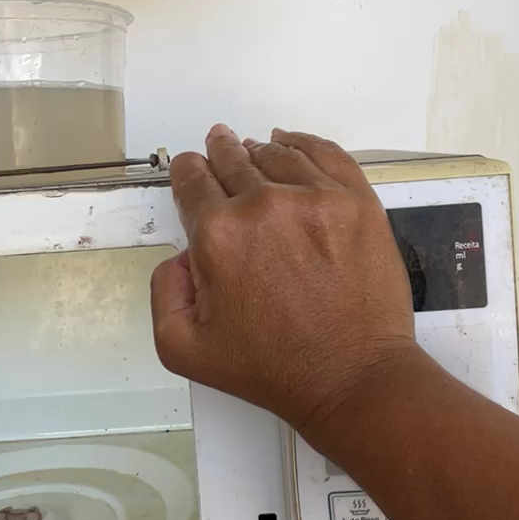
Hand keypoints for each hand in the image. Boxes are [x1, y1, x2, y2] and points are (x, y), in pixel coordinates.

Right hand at [149, 125, 424, 436]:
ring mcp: (315, 197)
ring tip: (254, 152)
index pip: (193, 181)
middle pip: (232, 159)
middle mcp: (263, 205)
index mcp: (218, 235)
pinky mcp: (355, 201)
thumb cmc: (273, 367)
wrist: (351, 377)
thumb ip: (163, 292)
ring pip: (276, 154)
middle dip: (220, 153)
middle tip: (218, 144)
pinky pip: (324, 153)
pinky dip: (302, 143)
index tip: (191, 172)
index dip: (188, 173)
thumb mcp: (182, 347)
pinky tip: (291, 143)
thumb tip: (182, 256)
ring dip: (258, 152)